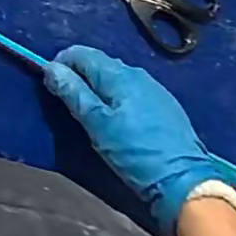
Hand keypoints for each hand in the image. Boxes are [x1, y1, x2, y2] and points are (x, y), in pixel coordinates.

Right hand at [43, 45, 220, 232]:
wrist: (185, 182)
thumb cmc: (136, 153)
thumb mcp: (98, 126)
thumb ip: (74, 94)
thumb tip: (52, 68)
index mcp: (119, 74)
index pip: (82, 53)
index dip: (62, 63)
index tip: (50, 83)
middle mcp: (136, 73)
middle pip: (99, 63)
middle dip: (79, 74)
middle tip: (66, 100)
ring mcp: (153, 87)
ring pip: (116, 77)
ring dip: (98, 86)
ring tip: (88, 111)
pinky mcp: (164, 104)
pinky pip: (132, 90)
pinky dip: (117, 96)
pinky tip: (117, 118)